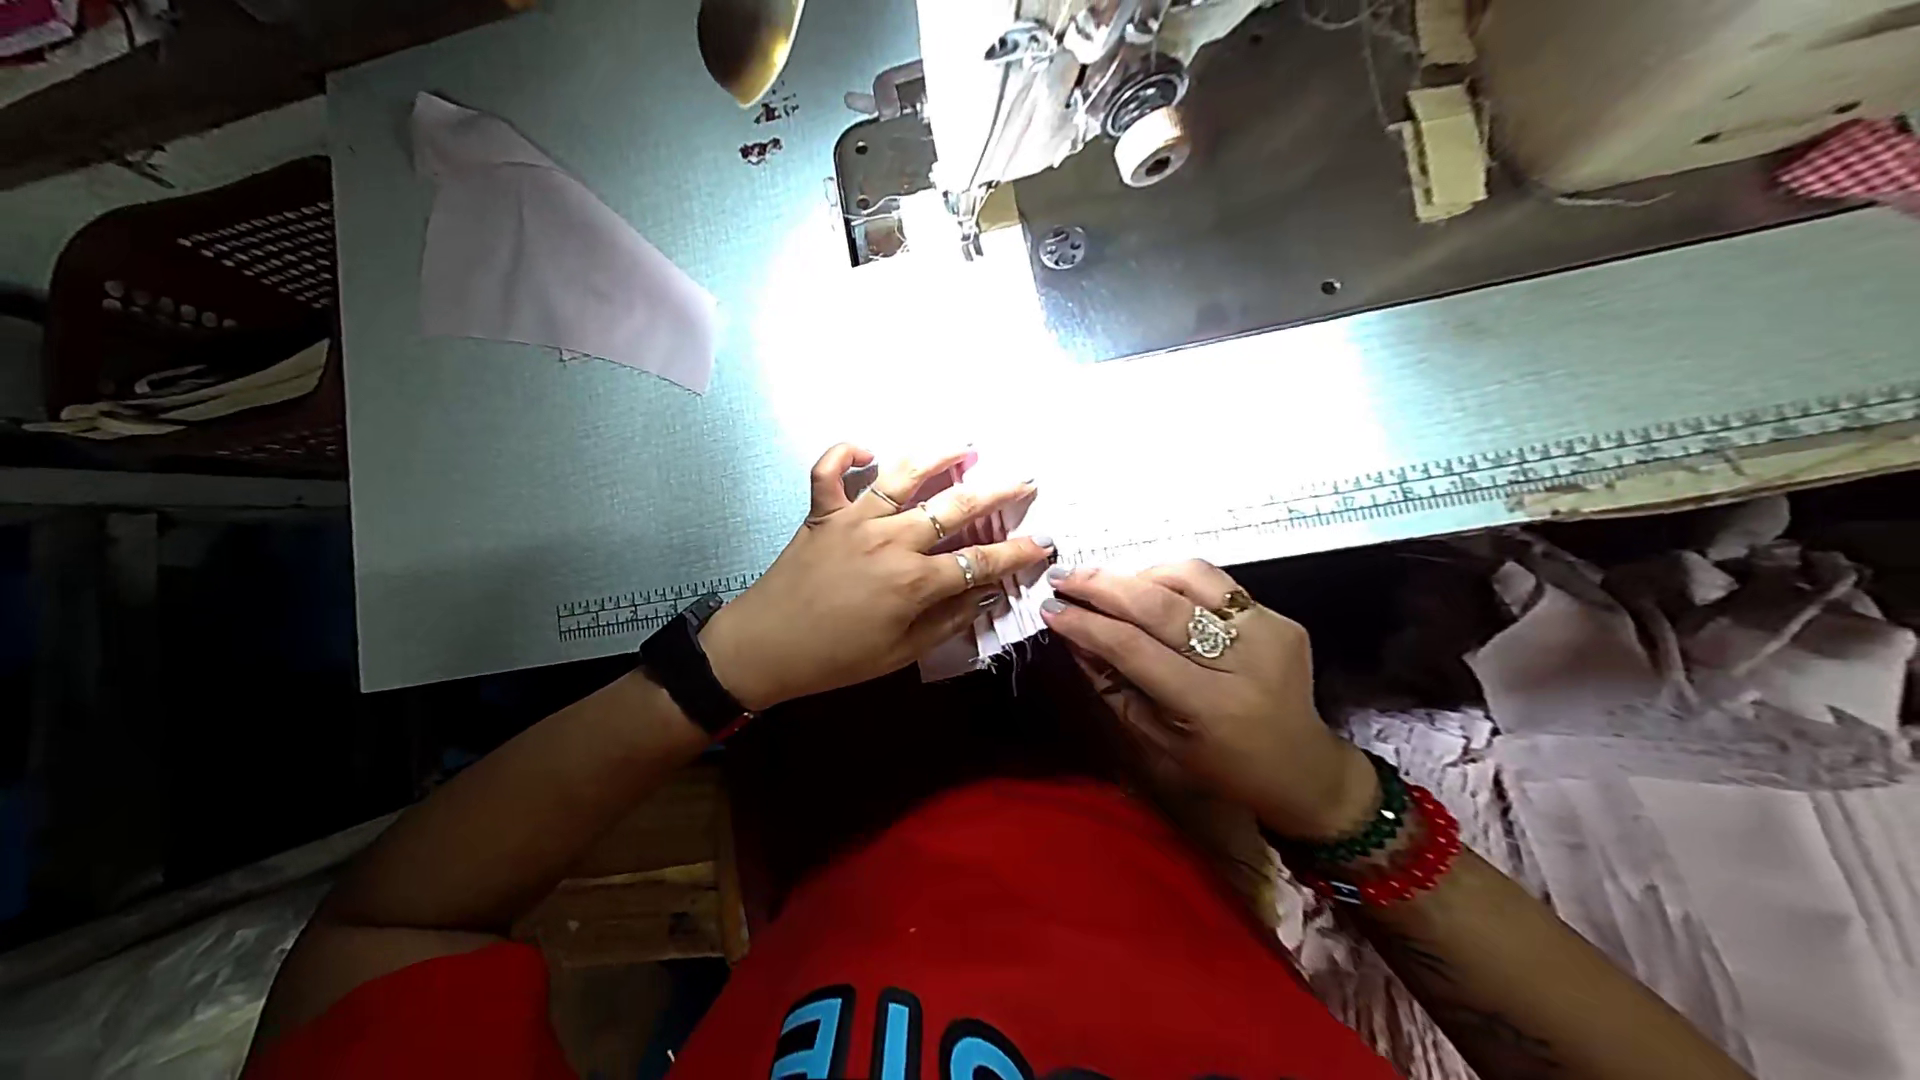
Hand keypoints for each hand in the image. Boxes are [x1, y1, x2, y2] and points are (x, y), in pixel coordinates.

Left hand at [699, 443, 1052, 711]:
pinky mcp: (821, 512)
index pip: (980, 561)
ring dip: (938, 456)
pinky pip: (829, 471)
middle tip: (1025, 480)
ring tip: (966, 444)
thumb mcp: (901, 652)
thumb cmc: (837, 658)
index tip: (1043, 544)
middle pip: (955, 508)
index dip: (1016, 553)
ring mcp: (854, 520)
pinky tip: (866, 449)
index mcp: (913, 581)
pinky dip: (844, 453)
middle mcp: (891, 540)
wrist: (766, 647)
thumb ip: (948, 621)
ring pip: (902, 476)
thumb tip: (986, 593)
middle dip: (998, 493)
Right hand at [1040, 559, 1377, 839]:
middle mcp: (1243, 661)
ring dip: (1138, 574)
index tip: (1050, 609)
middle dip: (1102, 586)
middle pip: (1159, 605)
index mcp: (1209, 706)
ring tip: (1108, 584)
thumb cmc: (1222, 765)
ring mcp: (1268, 632)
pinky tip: (1151, 590)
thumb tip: (1072, 634)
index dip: (1086, 624)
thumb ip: (1112, 684)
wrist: (1303, 766)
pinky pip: (1216, 583)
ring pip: (1190, 577)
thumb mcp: (1157, 738)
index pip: (1133, 648)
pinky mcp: (1281, 618)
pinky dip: (1174, 580)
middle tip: (1064, 577)